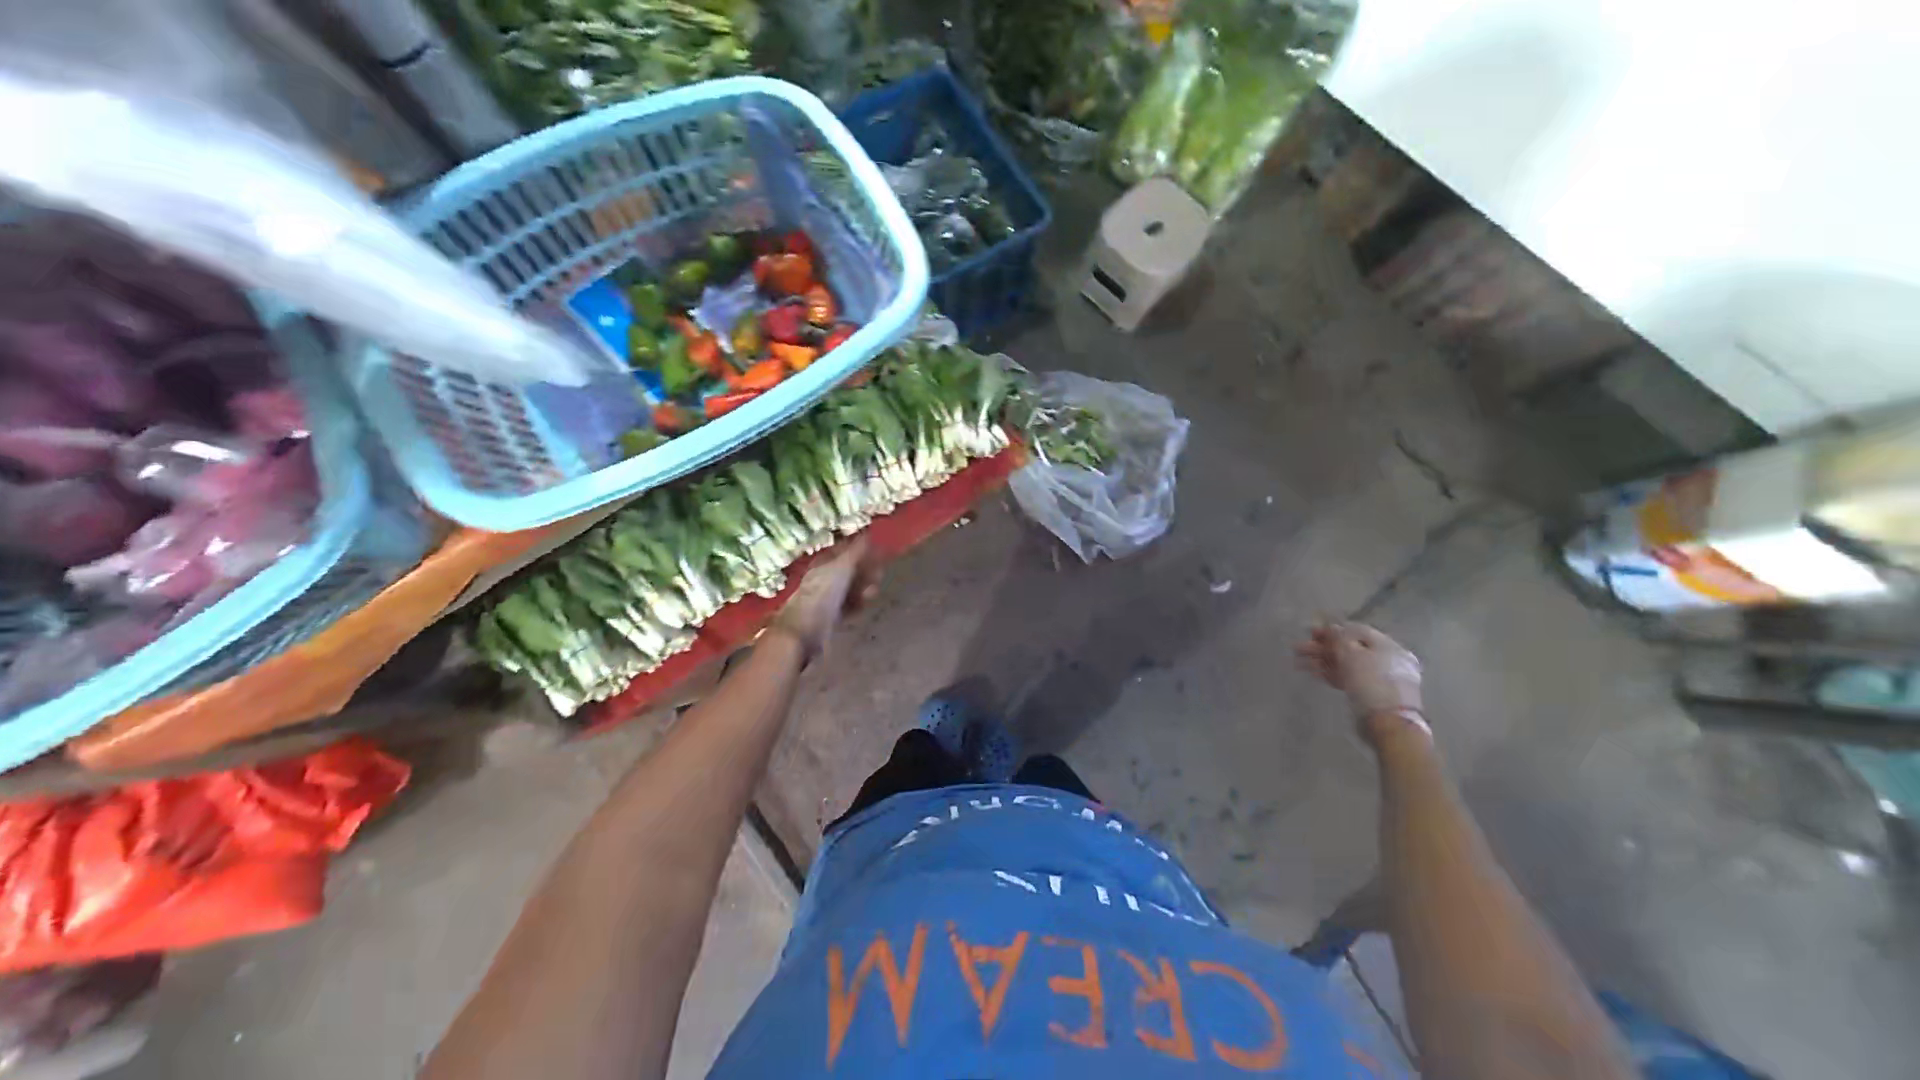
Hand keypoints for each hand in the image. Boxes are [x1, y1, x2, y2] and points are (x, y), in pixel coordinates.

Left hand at [767, 538, 880, 664]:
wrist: (804, 632)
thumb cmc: (822, 595)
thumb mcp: (841, 568)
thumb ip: (856, 551)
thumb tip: (868, 532)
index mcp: (823, 563)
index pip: (843, 550)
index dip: (860, 548)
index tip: (878, 549)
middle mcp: (824, 578)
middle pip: (849, 570)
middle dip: (866, 569)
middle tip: (881, 571)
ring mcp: (827, 598)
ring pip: (850, 588)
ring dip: (864, 586)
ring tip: (874, 590)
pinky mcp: (831, 617)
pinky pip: (849, 605)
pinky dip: (859, 602)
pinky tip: (866, 603)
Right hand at [1296, 621, 1425, 740]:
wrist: (1389, 723)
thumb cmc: (1371, 681)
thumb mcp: (1352, 653)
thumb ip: (1339, 637)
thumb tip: (1332, 627)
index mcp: (1387, 645)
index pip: (1355, 631)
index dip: (1331, 630)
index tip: (1310, 633)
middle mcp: (1385, 660)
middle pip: (1349, 649)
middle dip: (1322, 648)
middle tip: (1298, 649)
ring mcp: (1379, 679)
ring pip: (1346, 665)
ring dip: (1322, 662)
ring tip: (1298, 663)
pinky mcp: (1370, 695)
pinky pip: (1349, 679)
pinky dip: (1332, 674)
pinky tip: (1314, 673)